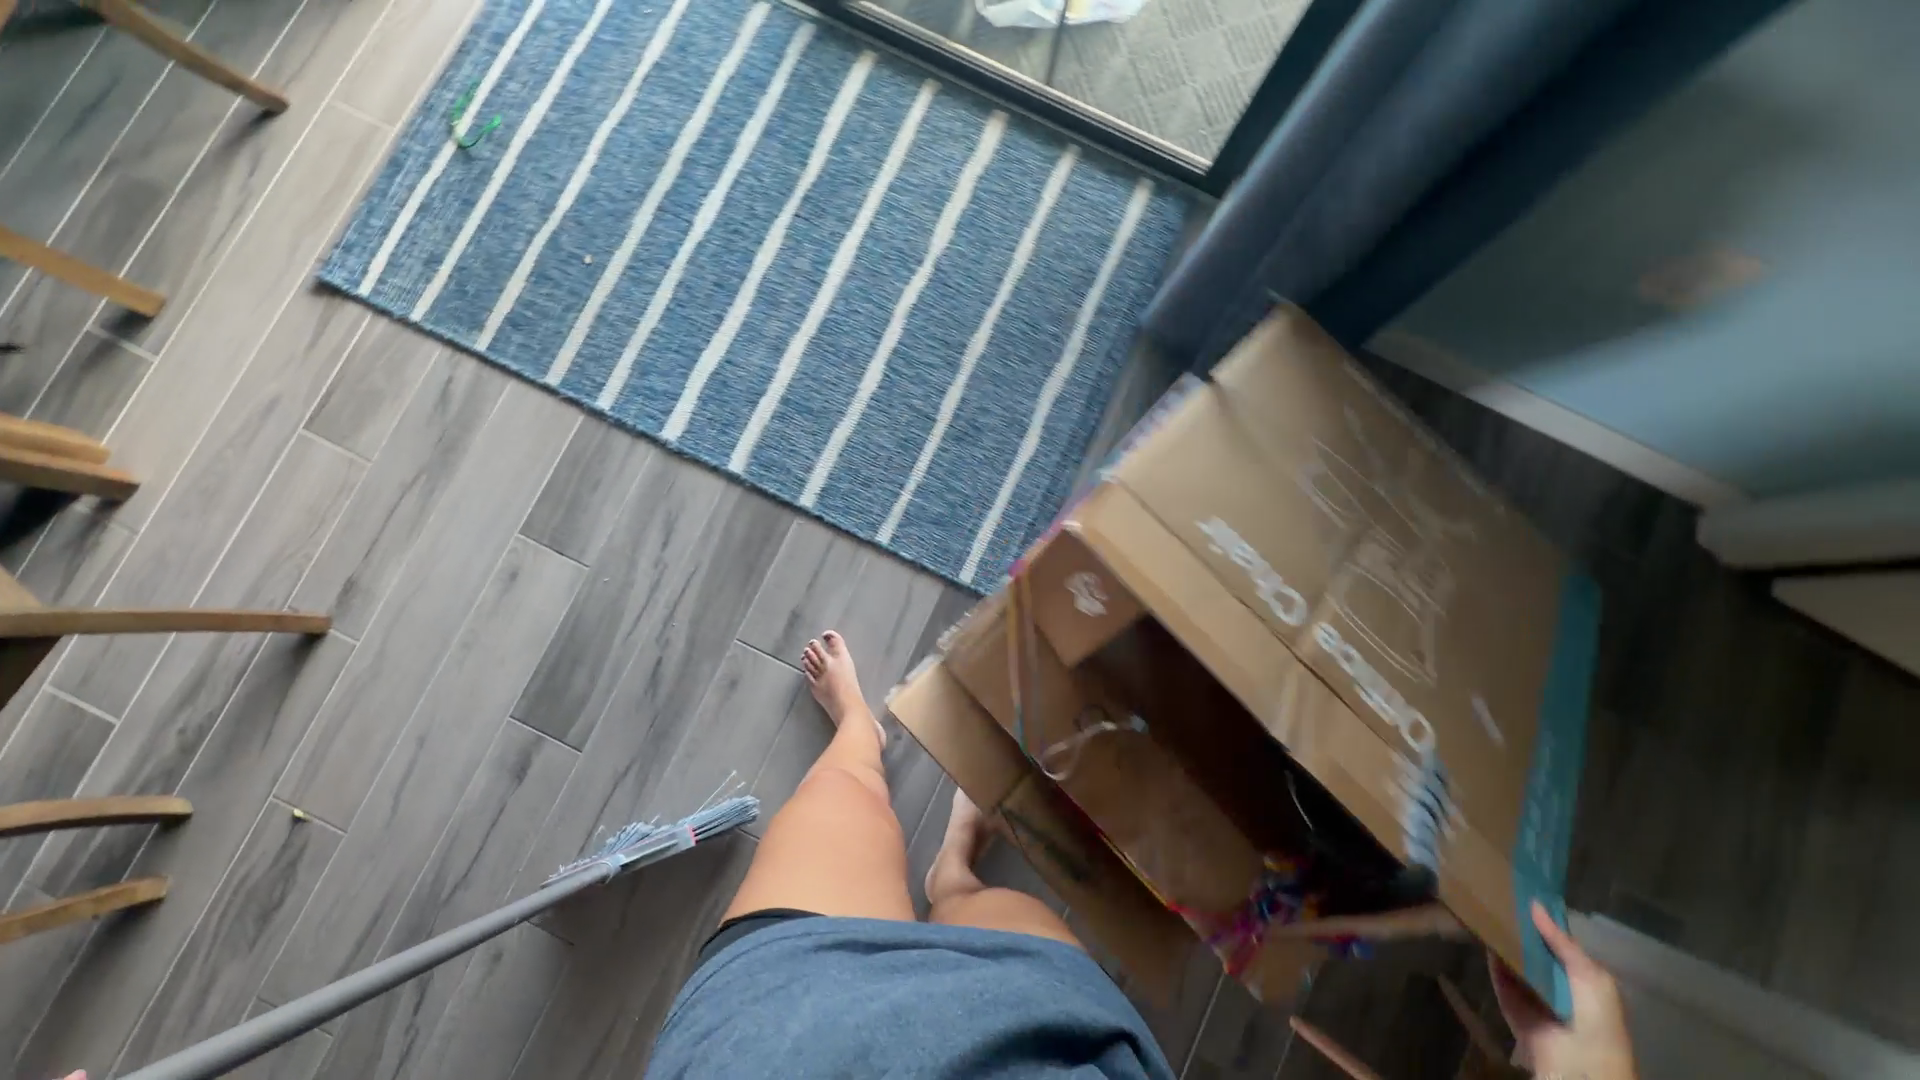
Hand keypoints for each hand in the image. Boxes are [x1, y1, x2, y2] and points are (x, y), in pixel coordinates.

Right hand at [1490, 902, 1635, 1079]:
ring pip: (1513, 963)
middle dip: (1520, 931)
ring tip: (1486, 914)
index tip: (1524, 896)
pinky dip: (1492, 963)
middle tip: (1499, 901)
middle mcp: (1556, 985)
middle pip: (1533, 952)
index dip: (1544, 923)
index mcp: (1581, 979)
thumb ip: (1564, 943)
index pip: (1558, 945)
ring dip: (1503, 944)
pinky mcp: (1510, 1005)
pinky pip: (1499, 980)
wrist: (1581, 1064)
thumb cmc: (1597, 1019)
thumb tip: (1535, 906)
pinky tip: (1484, 941)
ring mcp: (1531, 995)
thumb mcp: (1592, 976)